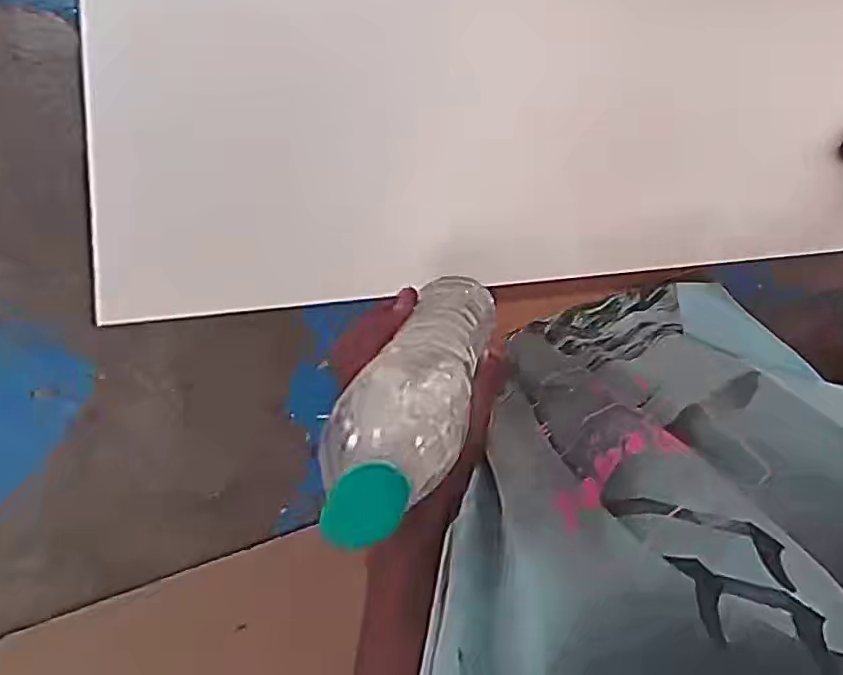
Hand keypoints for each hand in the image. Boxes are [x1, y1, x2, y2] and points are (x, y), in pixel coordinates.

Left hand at [331, 287, 507, 529]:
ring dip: (375, 336)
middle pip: (349, 356)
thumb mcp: (465, 444)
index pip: (360, 359)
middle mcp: (348, 418)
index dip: (380, 324)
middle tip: (410, 301)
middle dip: (378, 322)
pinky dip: (375, 356)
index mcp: (366, 420)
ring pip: (350, 367)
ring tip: (404, 317)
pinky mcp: (357, 430)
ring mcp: (348, 425)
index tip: (407, 302)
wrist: (405, 541)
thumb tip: (495, 349)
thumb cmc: (432, 496)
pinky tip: (398, 352)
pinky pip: (357, 382)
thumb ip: (480, 396)